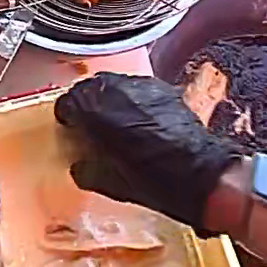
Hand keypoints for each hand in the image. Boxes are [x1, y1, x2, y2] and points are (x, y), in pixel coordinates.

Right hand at [53, 72, 238, 231]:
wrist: (200, 174)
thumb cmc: (151, 180)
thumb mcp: (108, 183)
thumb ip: (86, 168)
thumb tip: (80, 164)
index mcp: (95, 110)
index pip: (68, 101)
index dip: (67, 116)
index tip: (69, 127)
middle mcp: (114, 89)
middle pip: (89, 88)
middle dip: (86, 104)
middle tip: (89, 124)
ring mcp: (139, 84)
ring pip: (112, 84)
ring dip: (108, 99)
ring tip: (114, 121)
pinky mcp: (161, 87)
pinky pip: (135, 88)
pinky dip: (130, 100)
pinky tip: (139, 120)